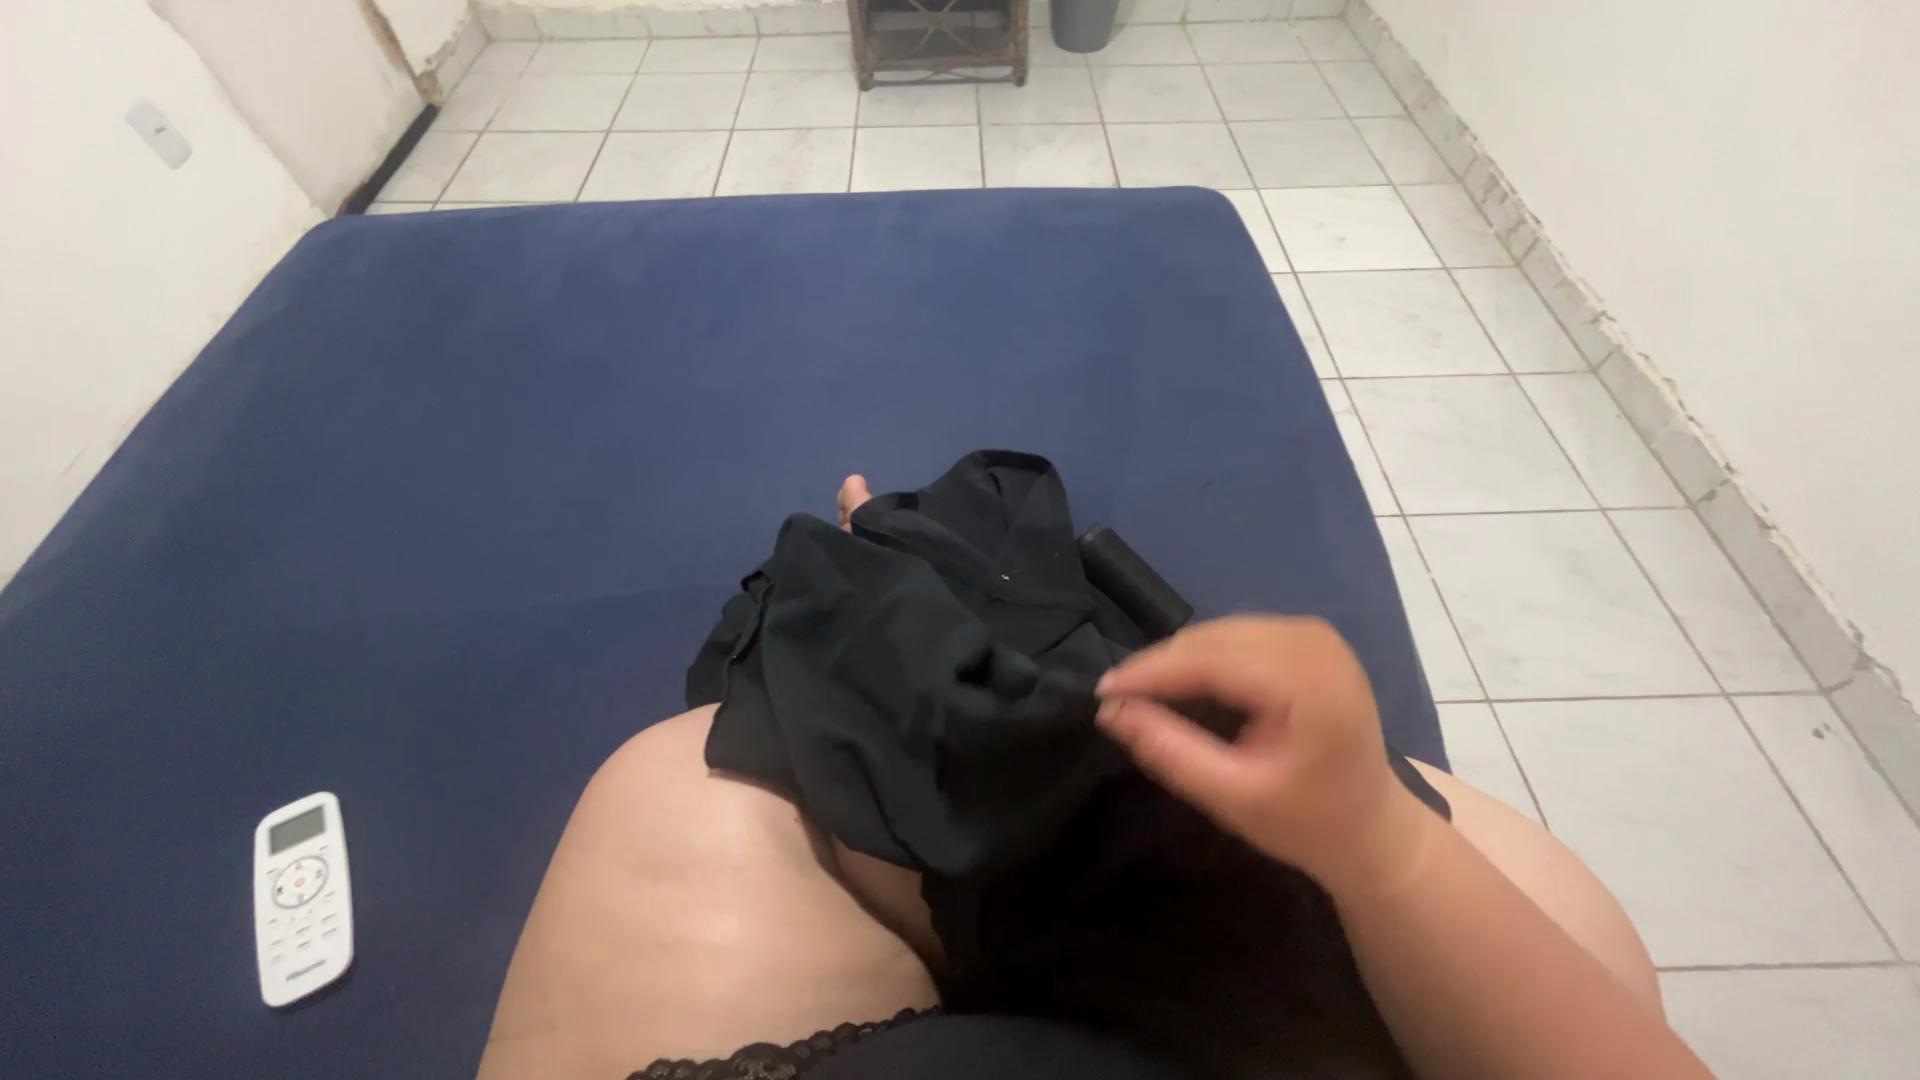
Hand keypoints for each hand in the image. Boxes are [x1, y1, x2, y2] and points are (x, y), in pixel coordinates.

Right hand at [1096, 615, 1436, 895]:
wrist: (1375, 827)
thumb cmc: (1307, 822)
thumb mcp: (1232, 797)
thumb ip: (1170, 750)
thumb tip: (1109, 711)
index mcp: (1309, 683)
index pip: (1209, 659)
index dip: (1149, 671)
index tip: (1100, 692)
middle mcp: (1313, 642)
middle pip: (1212, 638)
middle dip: (1159, 665)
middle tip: (1116, 698)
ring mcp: (1315, 634)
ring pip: (1219, 631)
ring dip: (1177, 659)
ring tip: (1143, 693)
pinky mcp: (1309, 636)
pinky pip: (1236, 634)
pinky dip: (1202, 655)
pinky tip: (1183, 682)